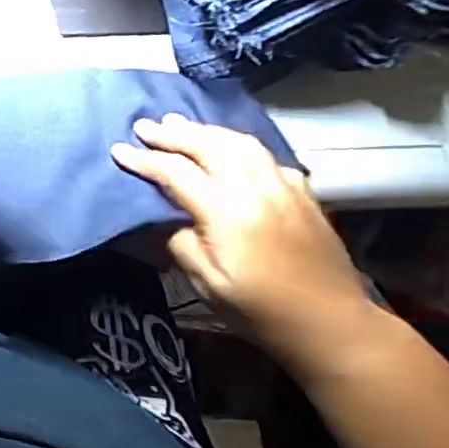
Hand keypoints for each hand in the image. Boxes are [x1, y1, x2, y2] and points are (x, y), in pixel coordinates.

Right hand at [111, 115, 374, 361]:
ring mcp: (283, 186)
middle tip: (145, 125)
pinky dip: (239, 145)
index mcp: (227, 210)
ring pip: (240, 143)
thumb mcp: (205, 283)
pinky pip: (265, 156)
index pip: (177, 172)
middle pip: (209, 146)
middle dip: (173, 134)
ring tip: (180, 124)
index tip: (118, 150)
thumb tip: (166, 218)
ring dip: (205, 131)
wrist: (330, 322)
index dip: (145, 160)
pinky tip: (230, 149)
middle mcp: (256, 187)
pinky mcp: (301, 193)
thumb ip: (180, 242)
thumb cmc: (259, 310)